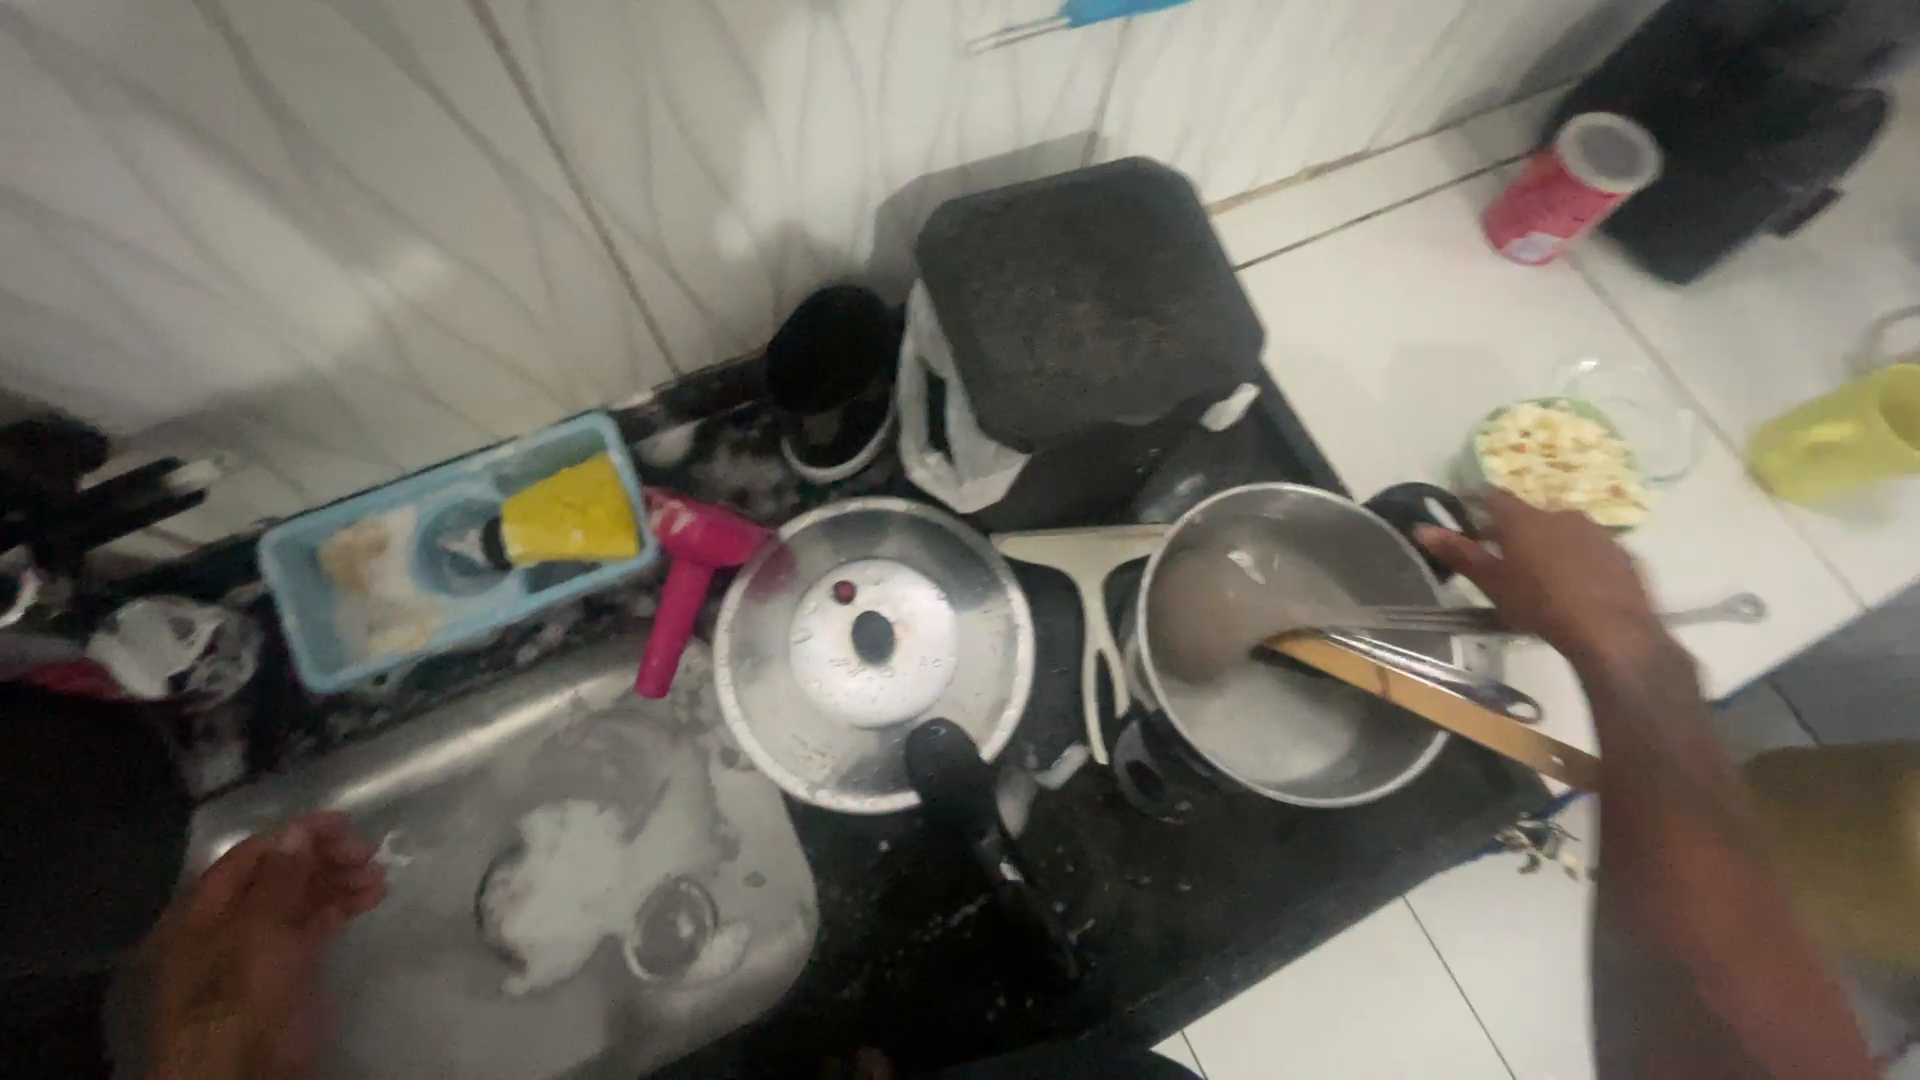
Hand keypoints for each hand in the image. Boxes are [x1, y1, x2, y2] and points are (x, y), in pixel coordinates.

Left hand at [146, 812, 385, 1079]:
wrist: (243, 1069)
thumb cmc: (241, 994)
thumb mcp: (257, 932)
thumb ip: (278, 880)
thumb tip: (297, 833)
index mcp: (205, 913)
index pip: (251, 857)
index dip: (296, 835)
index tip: (346, 824)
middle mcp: (230, 923)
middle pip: (280, 873)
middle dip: (325, 857)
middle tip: (367, 854)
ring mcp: (259, 946)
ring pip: (303, 896)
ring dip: (341, 879)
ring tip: (378, 877)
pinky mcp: (287, 966)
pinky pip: (316, 922)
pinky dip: (343, 905)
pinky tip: (371, 898)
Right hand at [1415, 489, 1666, 673]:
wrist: (1611, 631)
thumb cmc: (1538, 603)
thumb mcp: (1489, 581)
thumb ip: (1456, 552)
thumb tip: (1420, 528)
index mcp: (1524, 520)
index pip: (1493, 496)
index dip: (1475, 498)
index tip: (1464, 506)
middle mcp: (1562, 516)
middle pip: (1527, 516)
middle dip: (1509, 529)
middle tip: (1496, 552)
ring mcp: (1598, 533)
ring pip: (1560, 531)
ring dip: (1544, 543)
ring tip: (1534, 571)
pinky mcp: (1623, 554)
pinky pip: (1589, 549)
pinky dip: (1574, 558)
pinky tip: (1570, 583)